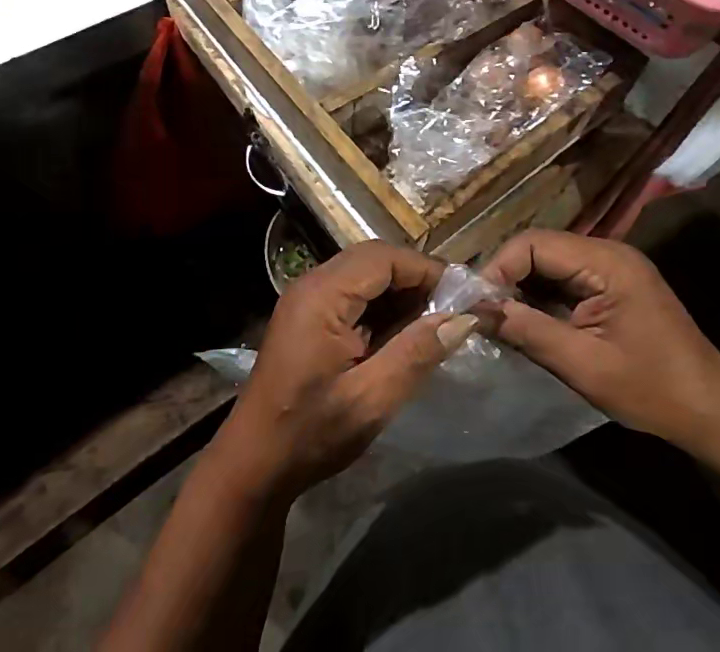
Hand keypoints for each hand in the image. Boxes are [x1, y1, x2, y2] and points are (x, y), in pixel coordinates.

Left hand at [212, 242, 478, 497]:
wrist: (254, 462)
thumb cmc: (310, 433)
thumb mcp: (371, 399)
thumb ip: (416, 352)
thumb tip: (463, 319)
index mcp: (321, 296)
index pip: (383, 258)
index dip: (427, 270)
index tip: (464, 297)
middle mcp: (311, 285)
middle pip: (373, 259)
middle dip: (416, 278)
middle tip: (453, 310)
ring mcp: (306, 300)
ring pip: (363, 275)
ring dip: (400, 292)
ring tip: (435, 322)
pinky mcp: (307, 317)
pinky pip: (351, 294)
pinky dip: (381, 306)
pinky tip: (403, 333)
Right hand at [482, 230, 719, 449]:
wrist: (712, 411)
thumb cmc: (651, 389)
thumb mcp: (582, 364)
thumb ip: (527, 330)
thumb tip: (475, 311)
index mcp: (607, 262)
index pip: (533, 243)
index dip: (498, 269)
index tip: (476, 305)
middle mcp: (608, 253)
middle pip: (538, 248)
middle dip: (505, 278)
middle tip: (481, 313)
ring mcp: (610, 268)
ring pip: (547, 263)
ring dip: (520, 288)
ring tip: (497, 319)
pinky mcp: (610, 286)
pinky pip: (562, 279)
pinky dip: (538, 298)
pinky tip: (525, 322)